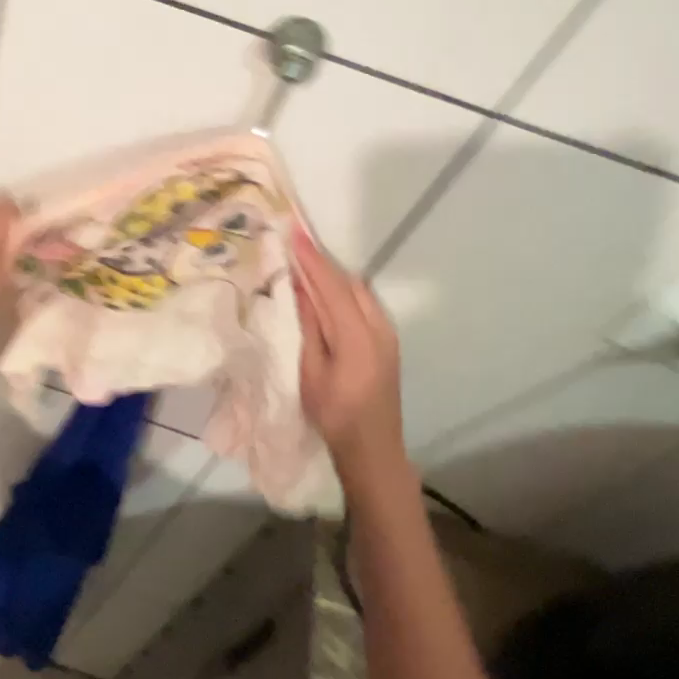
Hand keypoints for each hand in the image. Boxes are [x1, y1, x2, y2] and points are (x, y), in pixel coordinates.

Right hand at [291, 226, 408, 476]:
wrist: (373, 447)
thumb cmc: (334, 414)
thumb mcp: (311, 372)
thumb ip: (308, 328)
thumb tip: (300, 290)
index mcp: (357, 333)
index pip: (330, 285)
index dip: (310, 258)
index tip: (292, 231)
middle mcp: (378, 326)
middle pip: (347, 283)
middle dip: (321, 263)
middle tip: (293, 245)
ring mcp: (386, 334)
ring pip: (357, 292)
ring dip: (331, 277)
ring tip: (304, 266)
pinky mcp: (385, 342)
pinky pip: (362, 304)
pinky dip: (341, 293)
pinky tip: (324, 295)